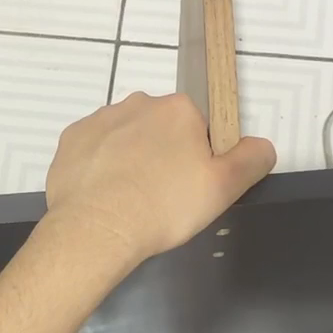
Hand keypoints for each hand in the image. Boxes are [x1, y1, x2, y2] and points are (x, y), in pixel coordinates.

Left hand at [44, 93, 275, 262]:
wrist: (96, 229)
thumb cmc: (164, 208)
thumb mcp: (223, 189)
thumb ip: (251, 160)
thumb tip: (262, 146)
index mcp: (178, 109)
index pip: (198, 130)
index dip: (197, 161)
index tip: (188, 190)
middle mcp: (138, 103)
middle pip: (160, 131)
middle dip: (162, 158)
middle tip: (160, 199)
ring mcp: (99, 120)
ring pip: (124, 139)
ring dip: (129, 162)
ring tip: (128, 202)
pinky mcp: (70, 141)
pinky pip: (93, 152)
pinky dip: (99, 170)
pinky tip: (102, 197)